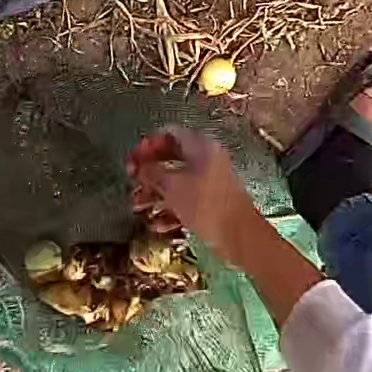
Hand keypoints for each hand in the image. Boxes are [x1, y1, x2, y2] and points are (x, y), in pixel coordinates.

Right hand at [126, 126, 271, 268]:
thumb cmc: (205, 204)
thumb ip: (152, 173)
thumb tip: (139, 167)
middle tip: (131, 181)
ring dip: (155, 193)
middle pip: (170, 157)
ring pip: (176, 181)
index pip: (168, 134)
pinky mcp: (211, 203)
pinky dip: (169, 208)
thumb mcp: (173, 186)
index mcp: (200, 146)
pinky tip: (156, 224)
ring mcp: (209, 182)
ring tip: (137, 207)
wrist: (240, 237)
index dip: (147, 145)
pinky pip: (185, 199)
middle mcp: (206, 159)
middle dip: (148, 171)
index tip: (132, 161)